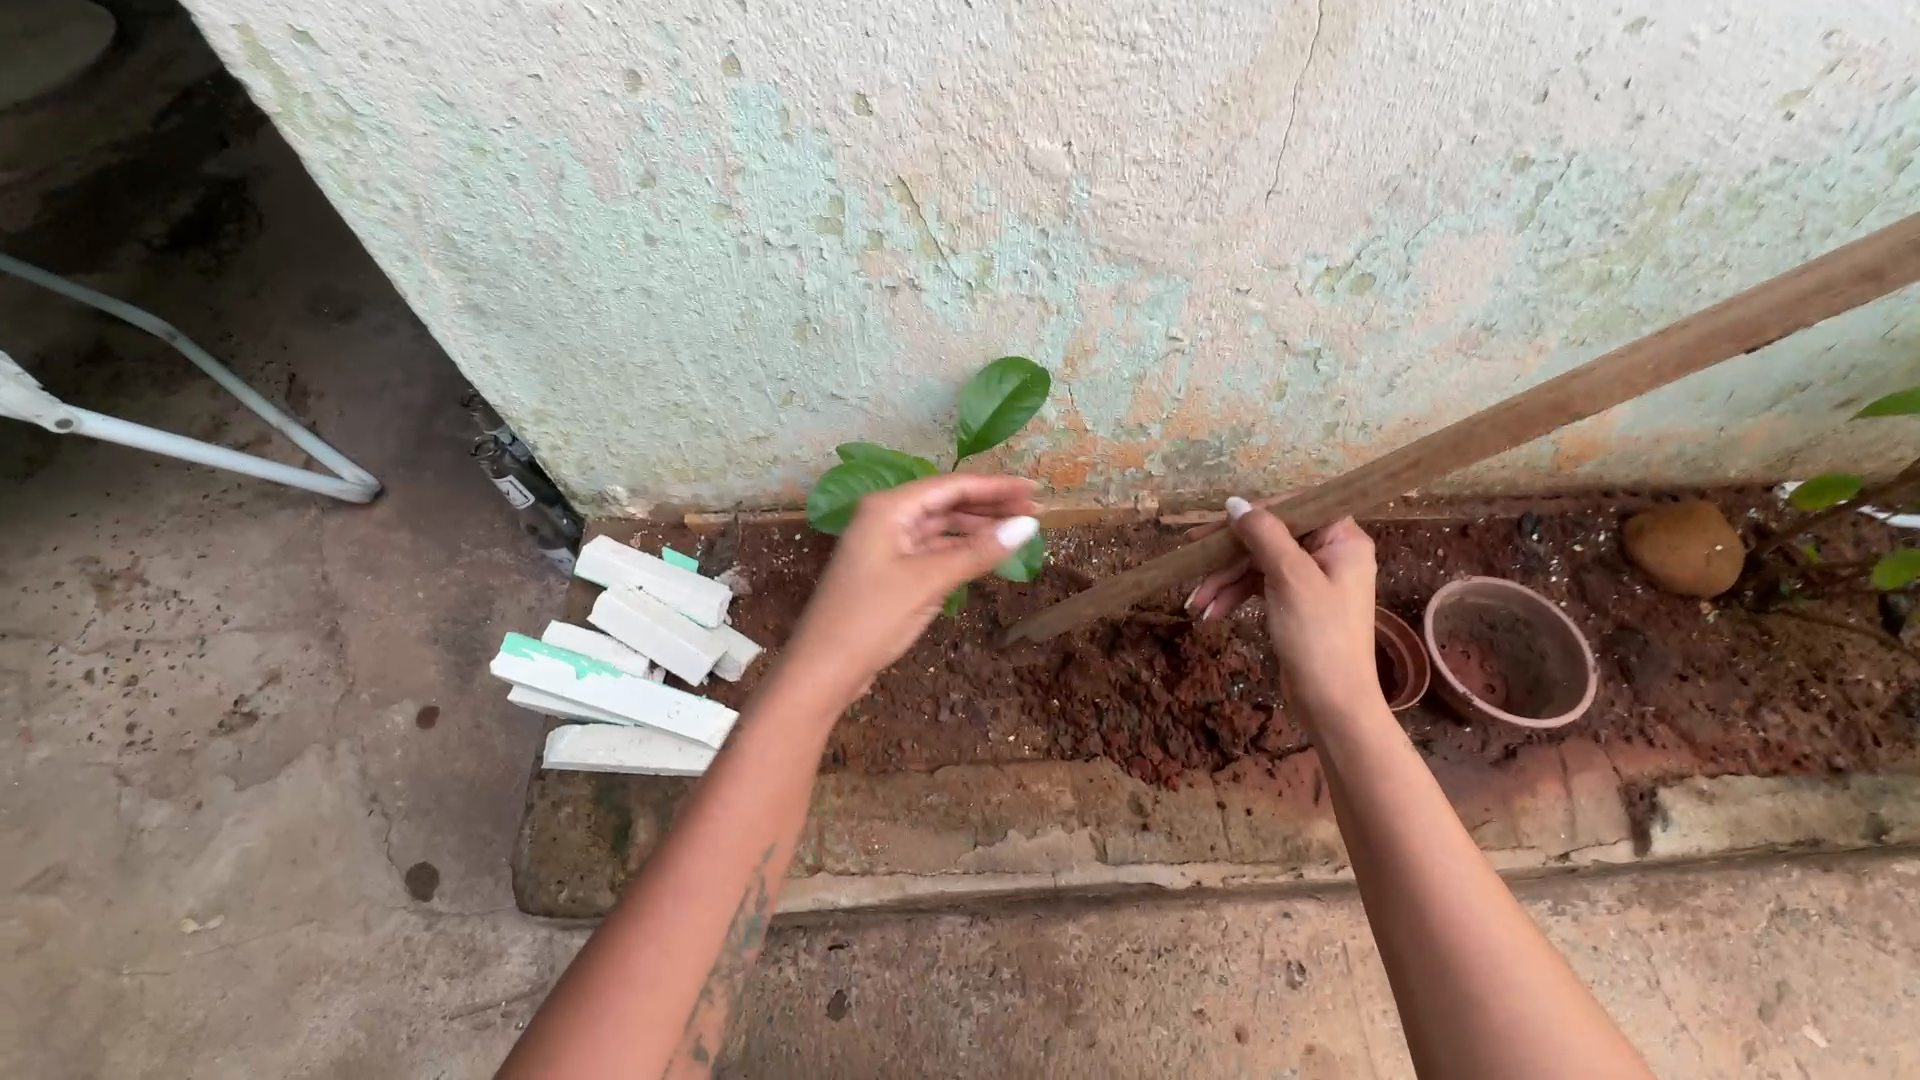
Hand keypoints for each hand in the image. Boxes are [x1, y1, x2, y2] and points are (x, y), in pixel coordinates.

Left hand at [783, 473, 1039, 701]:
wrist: (823, 668)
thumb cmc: (871, 618)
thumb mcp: (929, 581)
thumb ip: (979, 551)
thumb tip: (1028, 524)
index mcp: (888, 508)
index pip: (952, 486)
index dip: (996, 486)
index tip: (1034, 488)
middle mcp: (885, 518)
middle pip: (947, 502)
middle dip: (990, 505)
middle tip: (1035, 510)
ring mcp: (886, 545)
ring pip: (941, 527)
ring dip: (977, 528)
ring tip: (1017, 530)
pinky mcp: (889, 571)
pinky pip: (932, 550)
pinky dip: (960, 551)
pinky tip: (986, 554)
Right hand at [1185, 498, 1383, 715]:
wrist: (1332, 703)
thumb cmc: (1319, 637)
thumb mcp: (1290, 579)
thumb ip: (1264, 534)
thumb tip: (1234, 503)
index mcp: (1341, 539)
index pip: (1290, 509)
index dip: (1248, 517)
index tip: (1210, 531)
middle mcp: (1329, 552)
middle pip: (1268, 537)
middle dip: (1227, 558)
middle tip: (1190, 565)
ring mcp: (1312, 578)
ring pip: (1257, 563)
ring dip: (1224, 581)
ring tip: (1195, 604)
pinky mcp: (1295, 601)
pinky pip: (1259, 585)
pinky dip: (1234, 596)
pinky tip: (1211, 613)